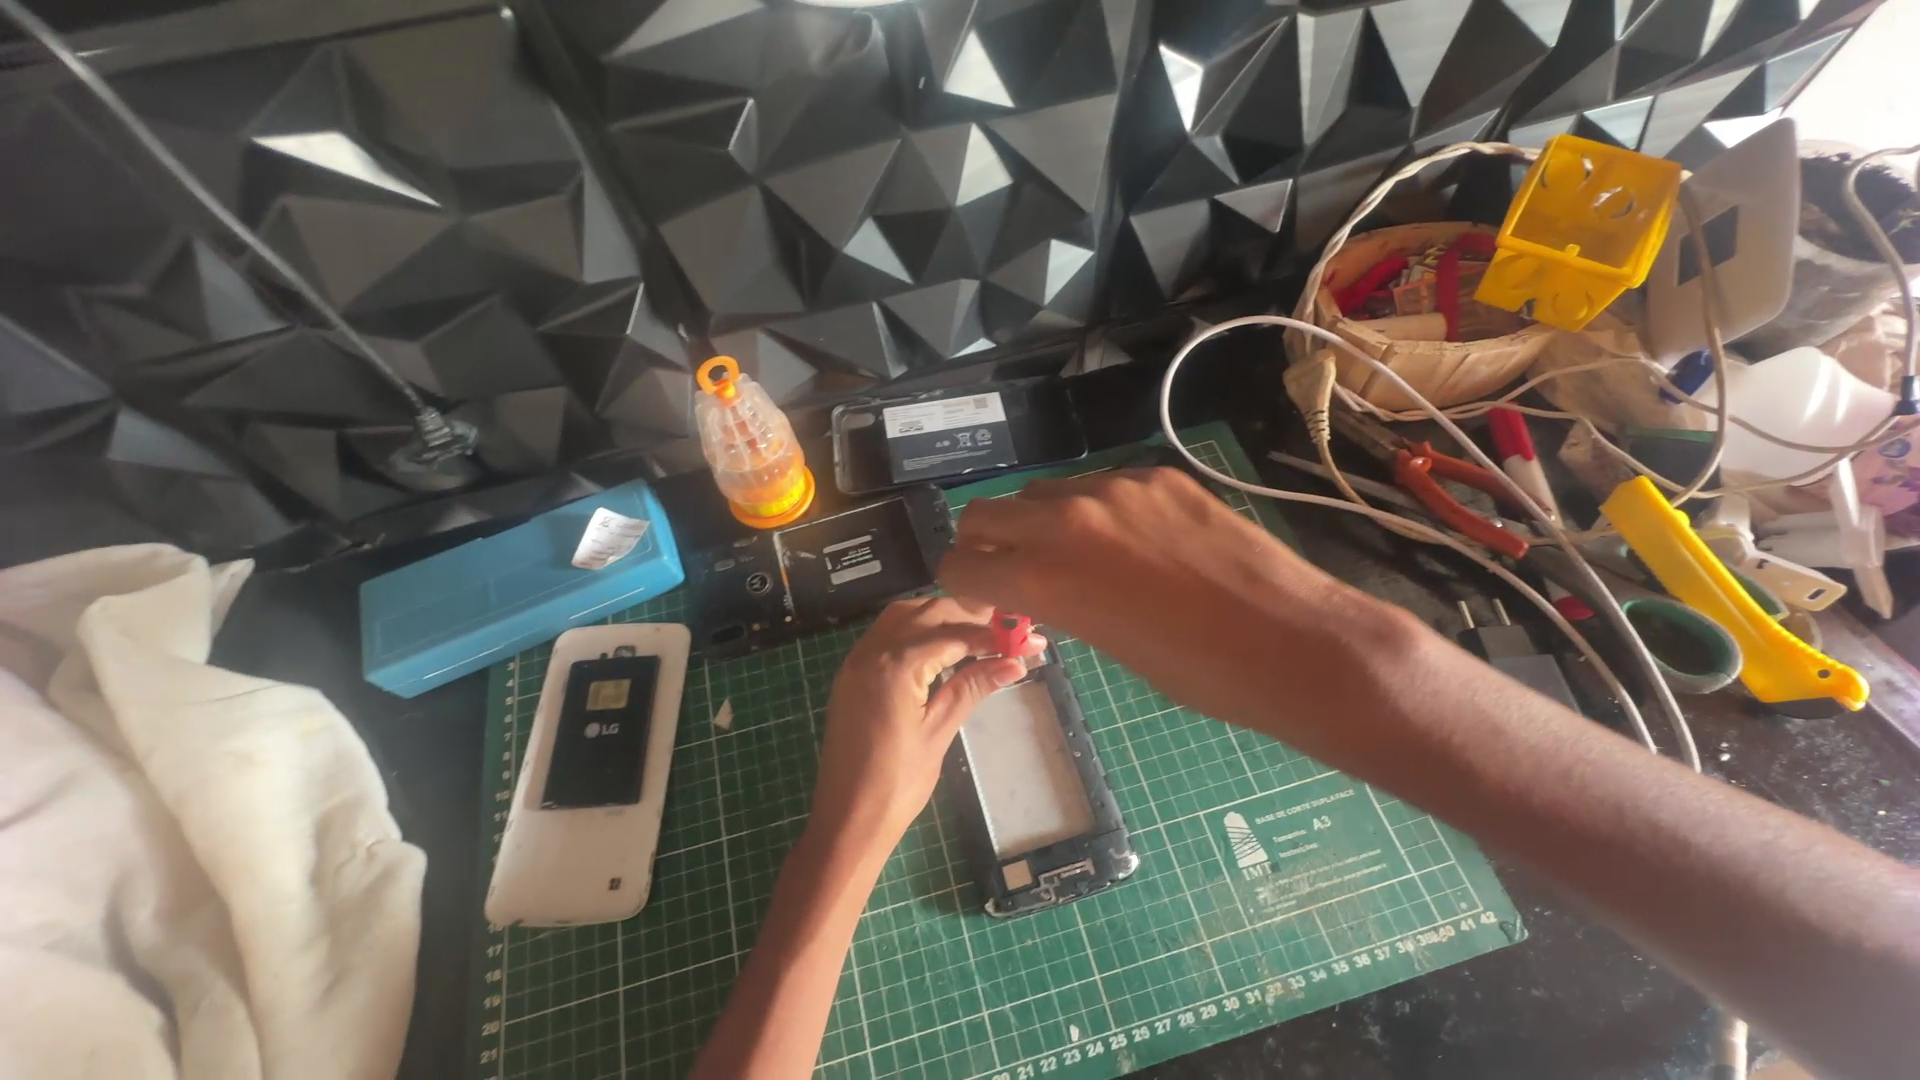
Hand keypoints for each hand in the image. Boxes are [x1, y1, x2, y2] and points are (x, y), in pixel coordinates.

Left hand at [810, 598, 1045, 859]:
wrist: (847, 819)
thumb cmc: (897, 784)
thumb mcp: (939, 731)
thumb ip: (972, 687)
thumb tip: (1015, 662)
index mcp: (896, 665)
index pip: (954, 634)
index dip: (993, 634)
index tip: (1028, 638)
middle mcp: (872, 651)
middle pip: (928, 614)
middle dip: (969, 615)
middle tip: (1009, 627)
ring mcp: (857, 660)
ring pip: (904, 617)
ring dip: (941, 616)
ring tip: (980, 630)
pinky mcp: (852, 673)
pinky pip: (886, 634)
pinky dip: (917, 629)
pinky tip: (942, 644)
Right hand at [938, 468, 1420, 738]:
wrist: (1296, 643)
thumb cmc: (1199, 675)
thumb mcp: (1106, 644)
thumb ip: (1057, 603)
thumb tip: (1037, 588)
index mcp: (1044, 578)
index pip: (960, 566)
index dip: (964, 586)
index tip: (983, 598)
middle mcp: (1066, 519)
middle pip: (984, 514)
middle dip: (986, 546)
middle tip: (1015, 573)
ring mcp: (1116, 489)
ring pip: (1040, 492)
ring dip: (1038, 522)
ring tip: (1078, 557)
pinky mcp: (1158, 477)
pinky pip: (1098, 485)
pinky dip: (1093, 510)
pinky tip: (1132, 543)